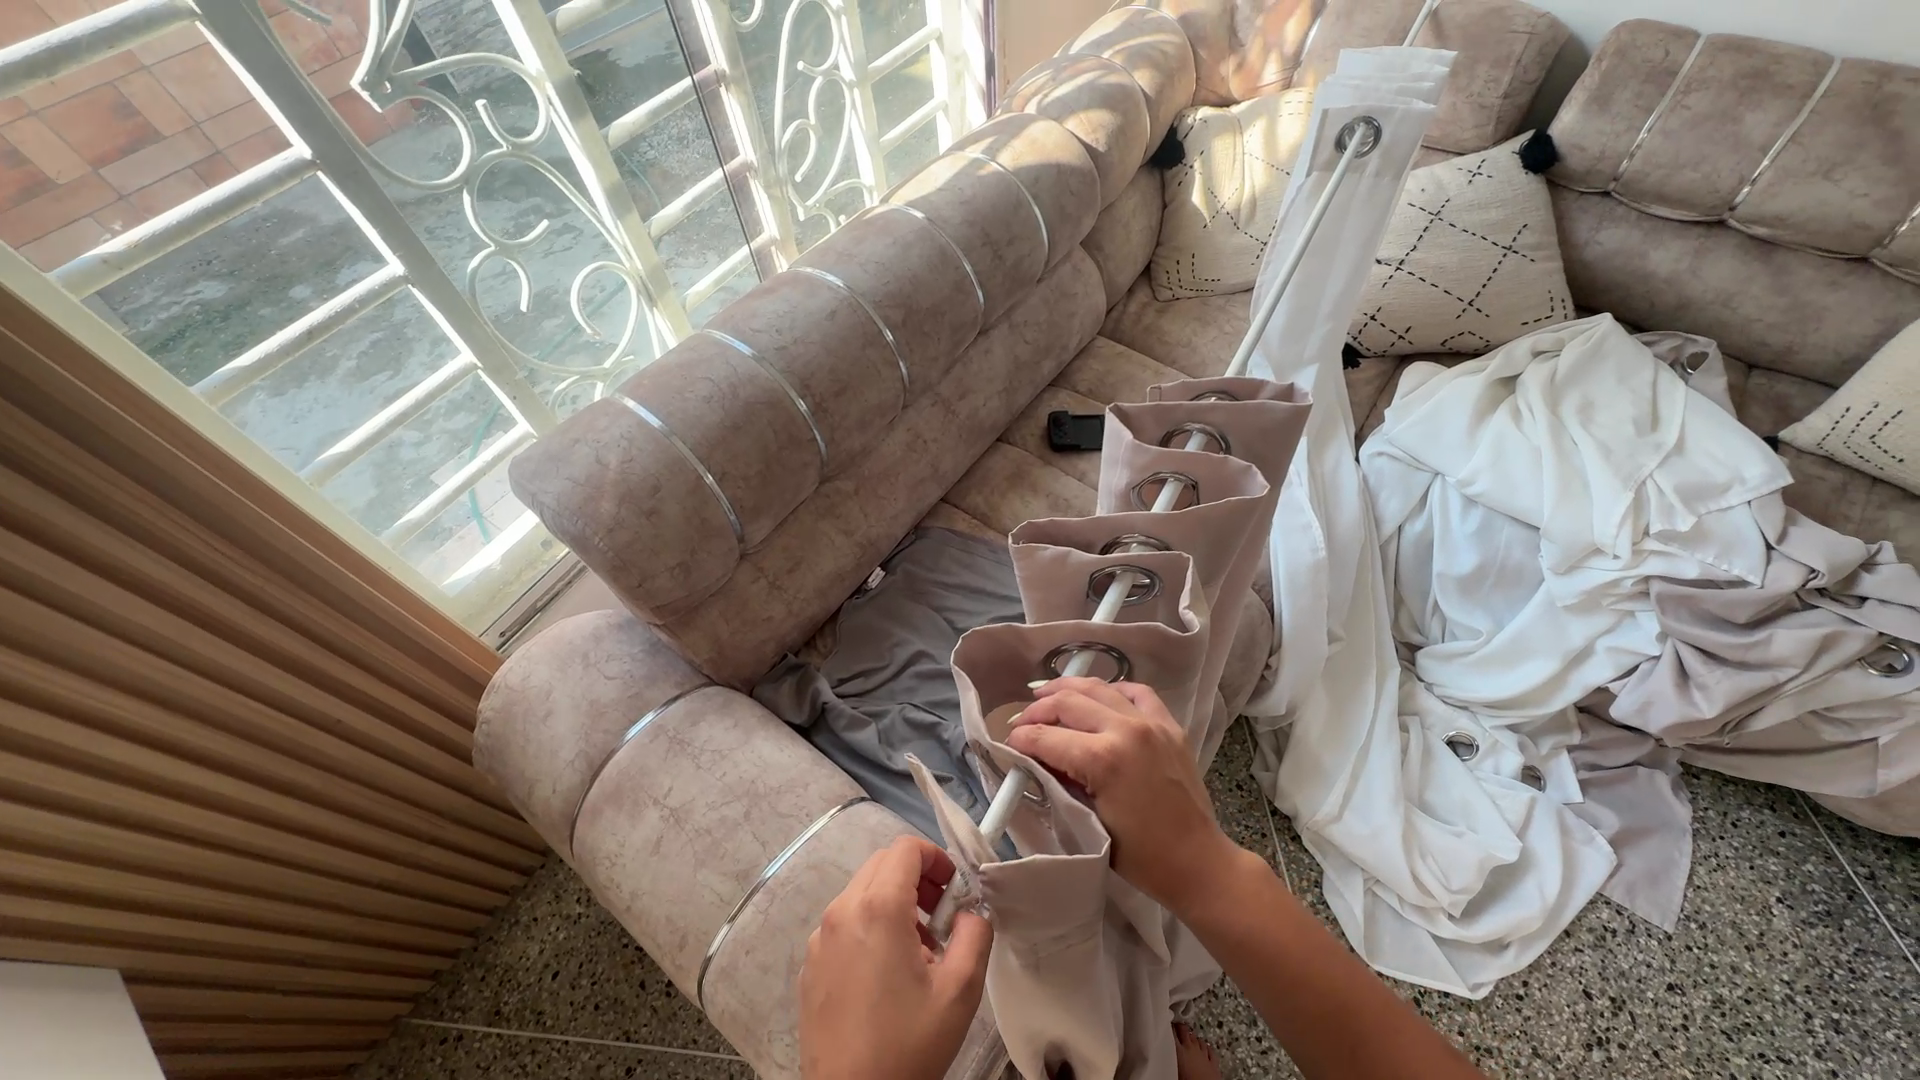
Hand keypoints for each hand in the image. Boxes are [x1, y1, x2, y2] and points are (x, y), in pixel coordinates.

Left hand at [799, 836, 993, 1079]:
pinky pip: (844, 924)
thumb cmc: (908, 1045)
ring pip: (861, 893)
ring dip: (893, 903)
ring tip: (918, 951)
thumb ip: (975, 933)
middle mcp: (842, 912)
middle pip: (881, 865)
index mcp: (877, 908)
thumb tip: (970, 912)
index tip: (953, 889)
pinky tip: (887, 975)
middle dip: (916, 879)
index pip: (905, 849)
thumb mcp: (960, 989)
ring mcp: (820, 938)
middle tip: (941, 917)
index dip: (936, 858)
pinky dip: (869, 928)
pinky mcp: (810, 964)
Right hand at [1006, 678, 1244, 913]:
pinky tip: (1096, 695)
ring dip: (1066, 688)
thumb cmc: (1140, 856)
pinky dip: (1112, 689)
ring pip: (1099, 687)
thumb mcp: (1088, 820)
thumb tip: (1036, 760)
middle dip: (1036, 711)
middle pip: (1067, 703)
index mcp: (1103, 759)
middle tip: (1019, 723)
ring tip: (1044, 693)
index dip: (1019, 739)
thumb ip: (1060, 782)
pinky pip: (1136, 692)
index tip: (1005, 744)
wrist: (1197, 861)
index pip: (1046, 737)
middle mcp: (1126, 729)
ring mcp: (1151, 722)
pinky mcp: (1169, 724)